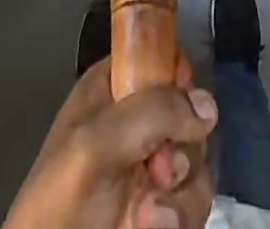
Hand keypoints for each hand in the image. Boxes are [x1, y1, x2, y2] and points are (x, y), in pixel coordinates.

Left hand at [5, 57, 217, 228]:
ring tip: (147, 215)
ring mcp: (150, 165)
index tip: (182, 104)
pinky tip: (151, 226)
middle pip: (188, 112)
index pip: (158, 57)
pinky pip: (193, 199)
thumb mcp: (96, 142)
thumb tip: (207, 106)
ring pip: (196, 159)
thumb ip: (150, 113)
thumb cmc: (61, 196)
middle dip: (181, 146)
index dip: (177, 77)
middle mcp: (136, 121)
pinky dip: (178, 216)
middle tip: (158, 170)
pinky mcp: (162, 205)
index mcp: (111, 88)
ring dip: (180, 191)